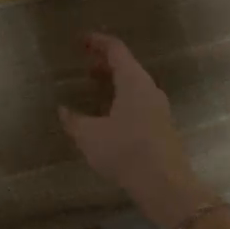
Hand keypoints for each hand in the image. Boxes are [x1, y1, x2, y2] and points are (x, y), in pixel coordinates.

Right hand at [58, 33, 212, 228]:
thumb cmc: (126, 151)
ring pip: (134, 86)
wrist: (167, 187)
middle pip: (126, 66)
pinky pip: (140, 103)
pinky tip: (110, 118)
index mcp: (133, 80)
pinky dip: (123, 100)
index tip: (80, 41)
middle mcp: (149, 88)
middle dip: (104, 63)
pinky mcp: (163, 128)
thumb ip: (74, 121)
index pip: (115, 49)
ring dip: (114, 83)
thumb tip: (63, 110)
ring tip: (95, 90)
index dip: (97, 41)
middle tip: (84, 66)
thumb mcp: (91, 136)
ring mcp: (159, 108)